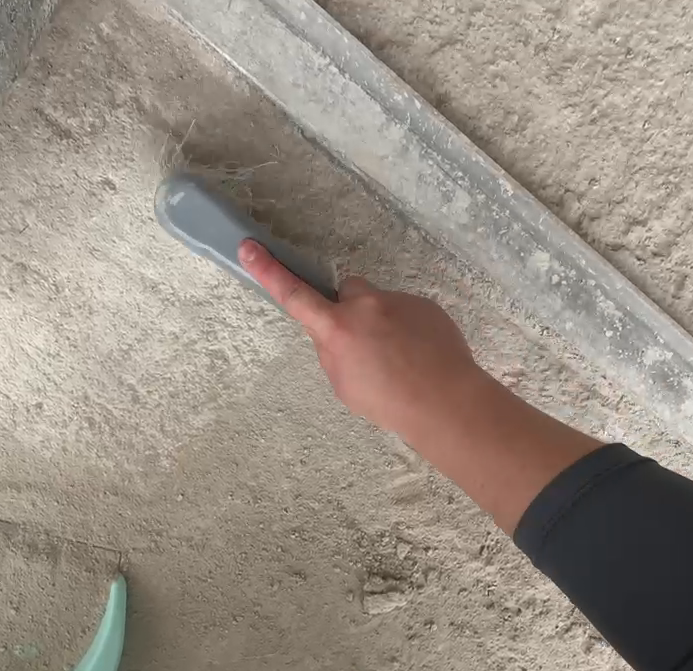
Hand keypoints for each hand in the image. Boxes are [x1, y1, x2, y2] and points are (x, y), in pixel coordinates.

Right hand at [238, 239, 491, 440]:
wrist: (443, 399)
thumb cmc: (387, 400)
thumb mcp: (343, 384)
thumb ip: (332, 352)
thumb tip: (336, 336)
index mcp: (337, 328)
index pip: (295, 295)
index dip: (269, 272)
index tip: (249, 248)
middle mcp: (366, 305)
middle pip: (347, 292)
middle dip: (348, 310)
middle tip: (362, 345)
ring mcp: (398, 301)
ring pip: (379, 304)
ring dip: (380, 324)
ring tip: (396, 358)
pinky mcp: (424, 305)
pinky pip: (406, 312)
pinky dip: (407, 331)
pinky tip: (416, 356)